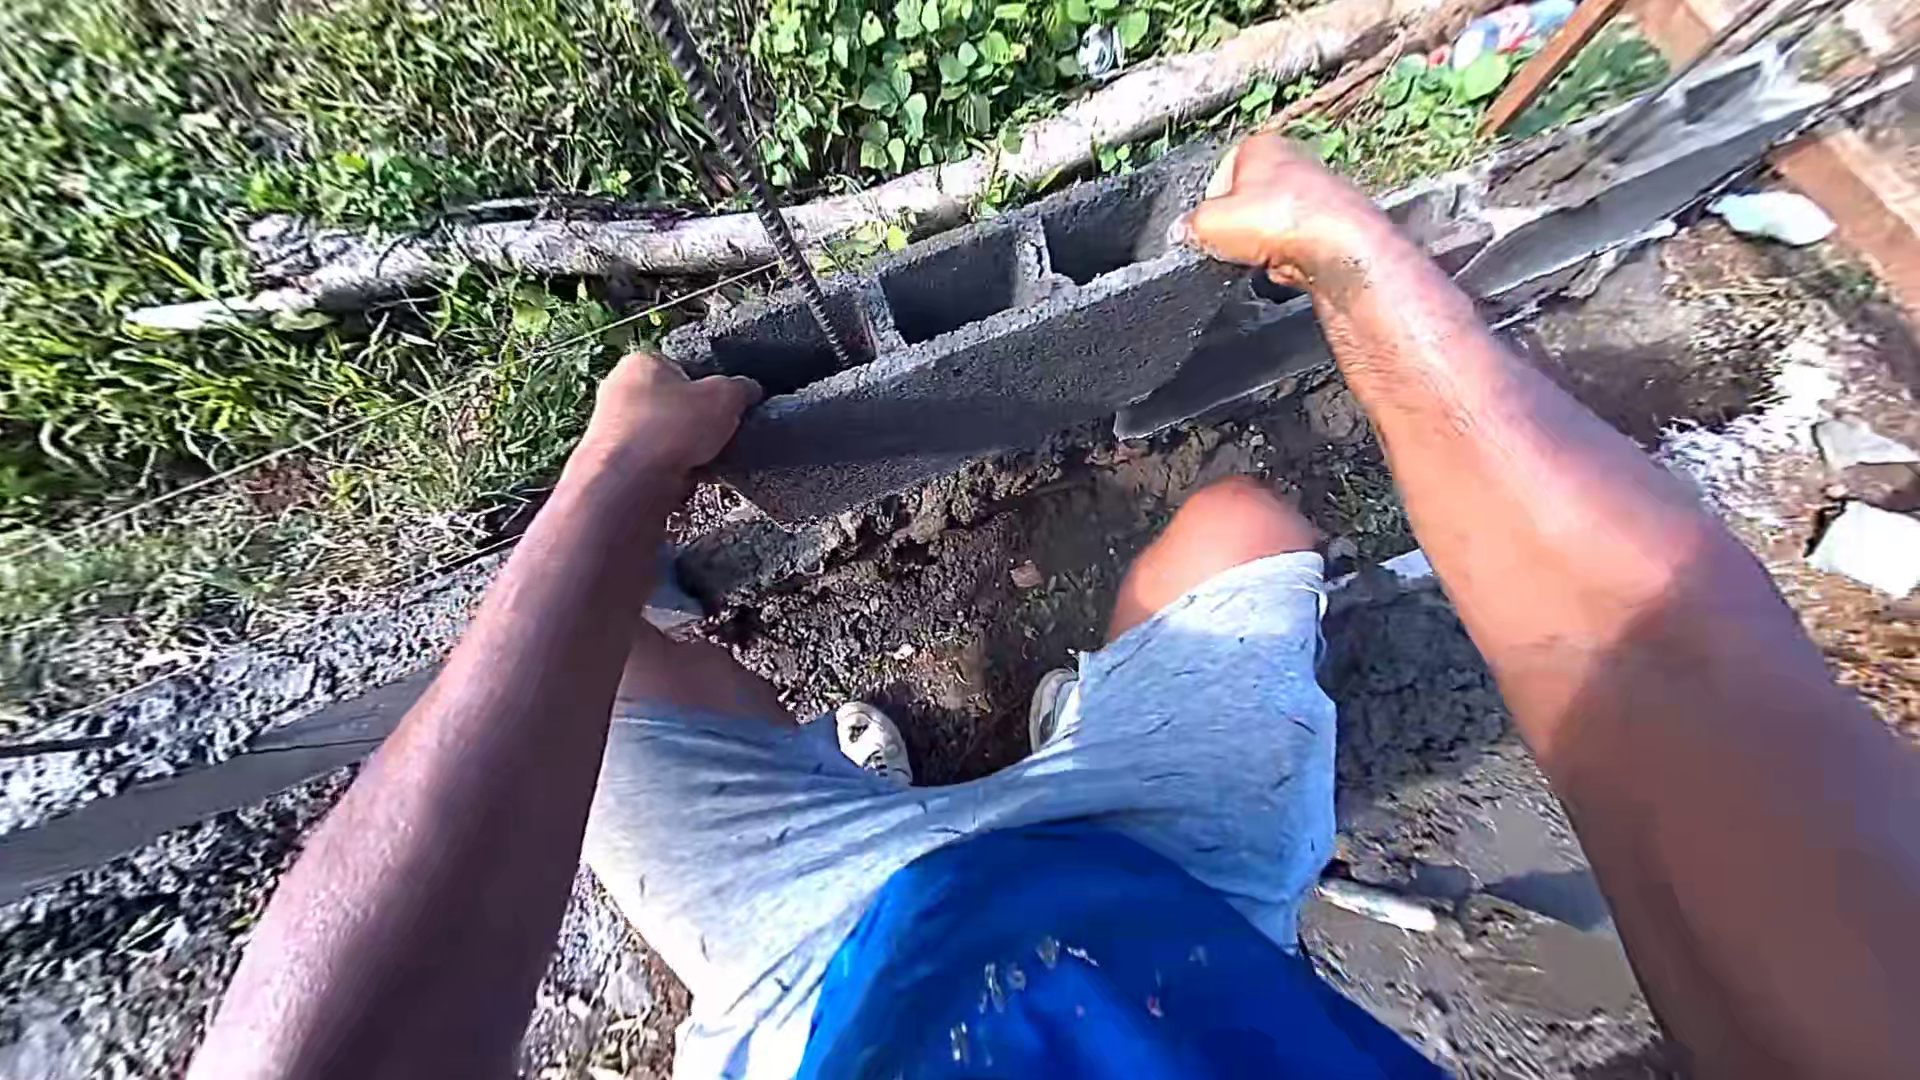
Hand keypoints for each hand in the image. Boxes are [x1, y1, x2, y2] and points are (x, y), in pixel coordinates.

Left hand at [567, 351, 761, 486]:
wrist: (629, 481)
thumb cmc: (670, 428)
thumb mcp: (725, 396)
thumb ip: (742, 388)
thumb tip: (750, 390)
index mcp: (642, 362)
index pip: (687, 368)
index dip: (714, 387)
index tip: (730, 406)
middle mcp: (621, 388)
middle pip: (678, 402)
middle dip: (703, 420)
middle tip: (723, 433)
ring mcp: (615, 426)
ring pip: (670, 434)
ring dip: (692, 447)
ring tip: (708, 458)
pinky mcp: (617, 460)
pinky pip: (660, 460)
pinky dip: (677, 467)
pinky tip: (690, 474)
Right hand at [1172, 135, 1399, 289]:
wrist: (1330, 243)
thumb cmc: (1276, 219)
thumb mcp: (1207, 222)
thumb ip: (1188, 225)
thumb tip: (1181, 231)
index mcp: (1259, 145)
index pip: (1217, 176)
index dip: (1207, 206)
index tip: (1206, 226)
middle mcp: (1288, 158)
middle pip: (1242, 200)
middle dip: (1233, 224)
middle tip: (1229, 243)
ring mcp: (1308, 187)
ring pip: (1264, 221)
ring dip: (1255, 241)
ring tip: (1256, 253)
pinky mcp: (1321, 217)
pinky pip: (1285, 239)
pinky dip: (1277, 252)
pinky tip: (1277, 259)